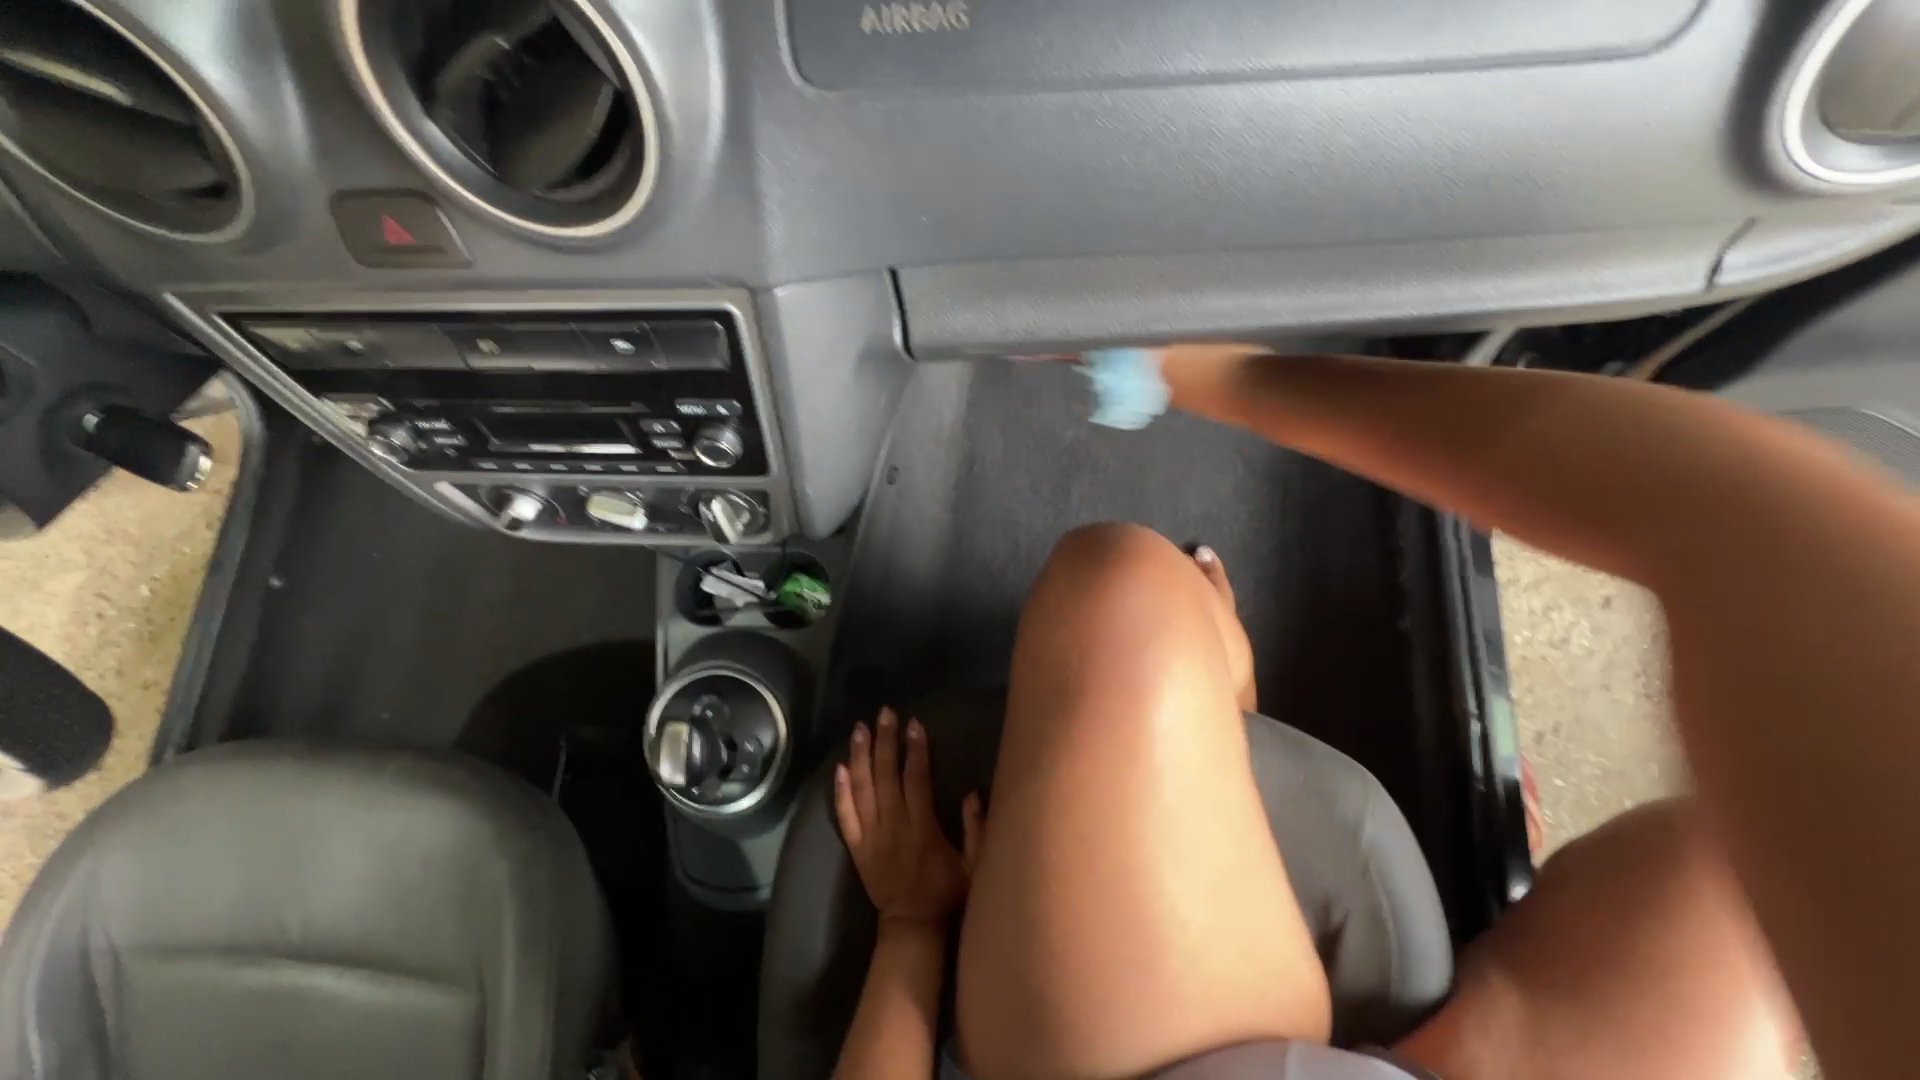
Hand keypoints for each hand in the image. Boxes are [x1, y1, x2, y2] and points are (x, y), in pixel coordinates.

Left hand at [835, 708, 983, 928]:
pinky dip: (840, 791)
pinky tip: (840, 767)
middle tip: (885, 713)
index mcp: (923, 829)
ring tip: (860, 728)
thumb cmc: (948, 894)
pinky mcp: (857, 848)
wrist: (912, 927)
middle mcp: (894, 828)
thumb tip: (973, 793)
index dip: (915, 750)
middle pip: (886, 777)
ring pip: (862, 790)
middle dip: (885, 741)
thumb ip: (977, 830)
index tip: (914, 724)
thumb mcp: (976, 866)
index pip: (916, 780)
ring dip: (861, 756)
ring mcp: (871, 837)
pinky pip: (845, 816)